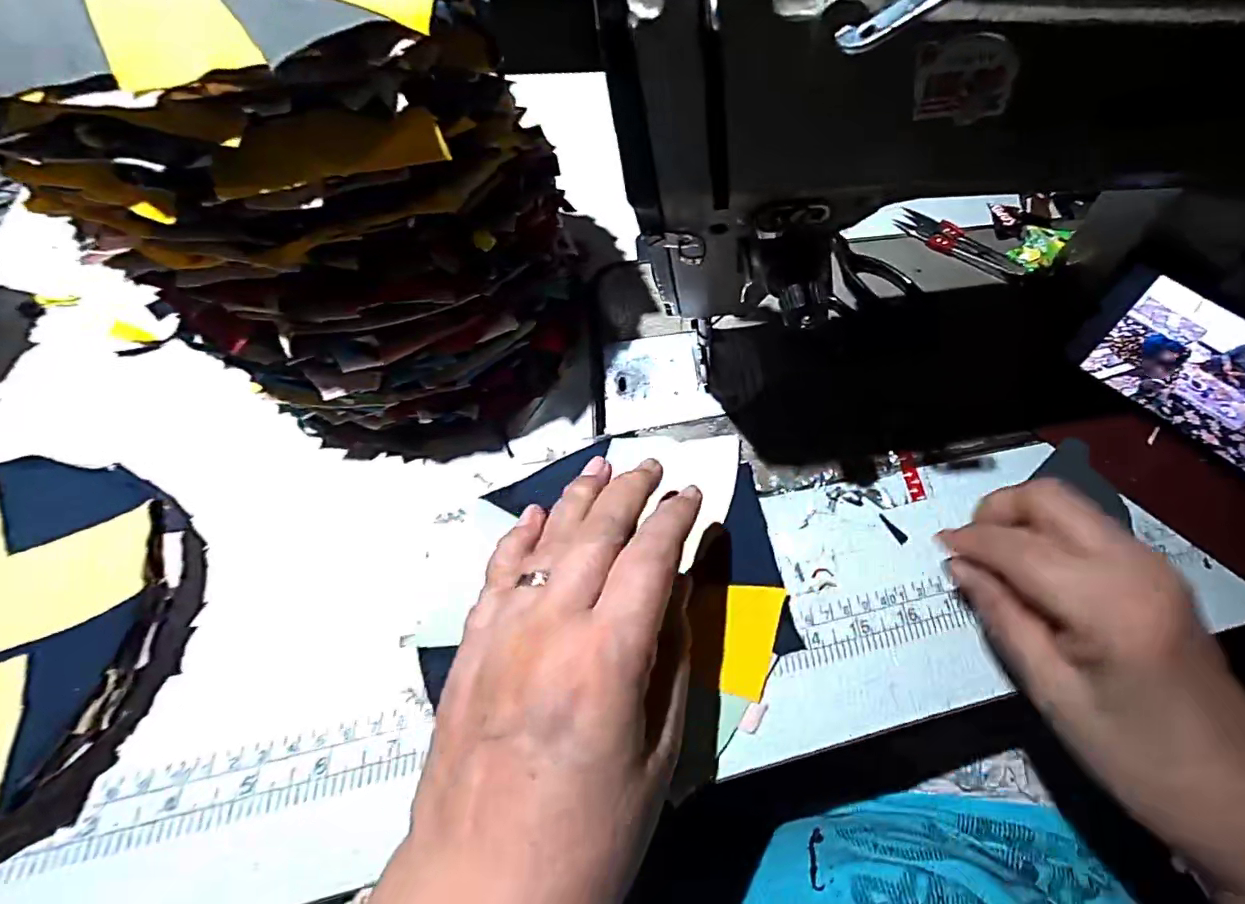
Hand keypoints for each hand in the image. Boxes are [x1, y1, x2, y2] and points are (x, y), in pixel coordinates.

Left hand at [372, 457, 701, 903]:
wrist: (476, 900)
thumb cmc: (591, 833)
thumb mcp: (660, 746)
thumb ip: (672, 656)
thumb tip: (680, 592)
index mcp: (608, 658)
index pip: (651, 557)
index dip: (676, 519)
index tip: (693, 496)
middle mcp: (550, 634)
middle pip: (596, 536)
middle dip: (631, 493)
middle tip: (655, 467)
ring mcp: (500, 643)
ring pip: (543, 545)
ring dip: (578, 501)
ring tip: (603, 467)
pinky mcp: (469, 660)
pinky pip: (494, 580)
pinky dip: (517, 541)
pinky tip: (535, 517)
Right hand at [940, 480, 1244, 903]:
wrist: (1235, 785)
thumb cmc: (1138, 761)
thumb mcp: (1056, 698)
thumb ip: (1005, 620)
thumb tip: (963, 569)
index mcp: (1108, 601)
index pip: (1023, 545)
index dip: (974, 539)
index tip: (941, 544)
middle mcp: (1134, 561)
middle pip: (1052, 497)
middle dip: (1001, 509)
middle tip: (969, 545)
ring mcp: (1153, 559)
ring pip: (1074, 505)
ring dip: (1028, 518)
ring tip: (996, 558)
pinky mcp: (1159, 568)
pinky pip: (1094, 529)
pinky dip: (1056, 534)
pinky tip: (1037, 569)